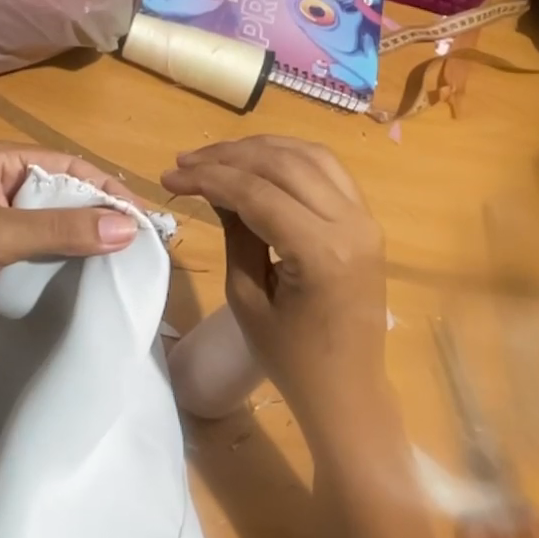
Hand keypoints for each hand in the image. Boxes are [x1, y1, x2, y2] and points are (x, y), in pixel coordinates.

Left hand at [0, 141, 142, 329]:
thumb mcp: (1, 234)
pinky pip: (44, 250)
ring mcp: (2, 220)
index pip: (68, 166)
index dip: (107, 189)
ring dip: (87, 239)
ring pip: (57, 224)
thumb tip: (128, 228)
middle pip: (66, 194)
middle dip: (101, 214)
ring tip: (127, 259)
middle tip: (141, 240)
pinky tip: (93, 274)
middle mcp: (5, 184)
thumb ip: (62, 229)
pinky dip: (68, 259)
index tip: (142, 217)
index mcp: (1, 162)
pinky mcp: (2, 252)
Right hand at [160, 136, 386, 418]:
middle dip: (229, 156)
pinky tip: (257, 163)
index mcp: (320, 253)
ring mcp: (366, 220)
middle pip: (284, 164)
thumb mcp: (247, 299)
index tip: (170, 175)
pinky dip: (290, 159)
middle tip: (186, 162)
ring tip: (216, 157)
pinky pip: (328, 172)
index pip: (257, 193)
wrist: (347, 388)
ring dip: (260, 149)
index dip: (209, 177)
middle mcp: (352, 225)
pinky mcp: (367, 222)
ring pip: (310, 157)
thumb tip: (215, 189)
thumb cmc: (290, 358)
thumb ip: (235, 234)